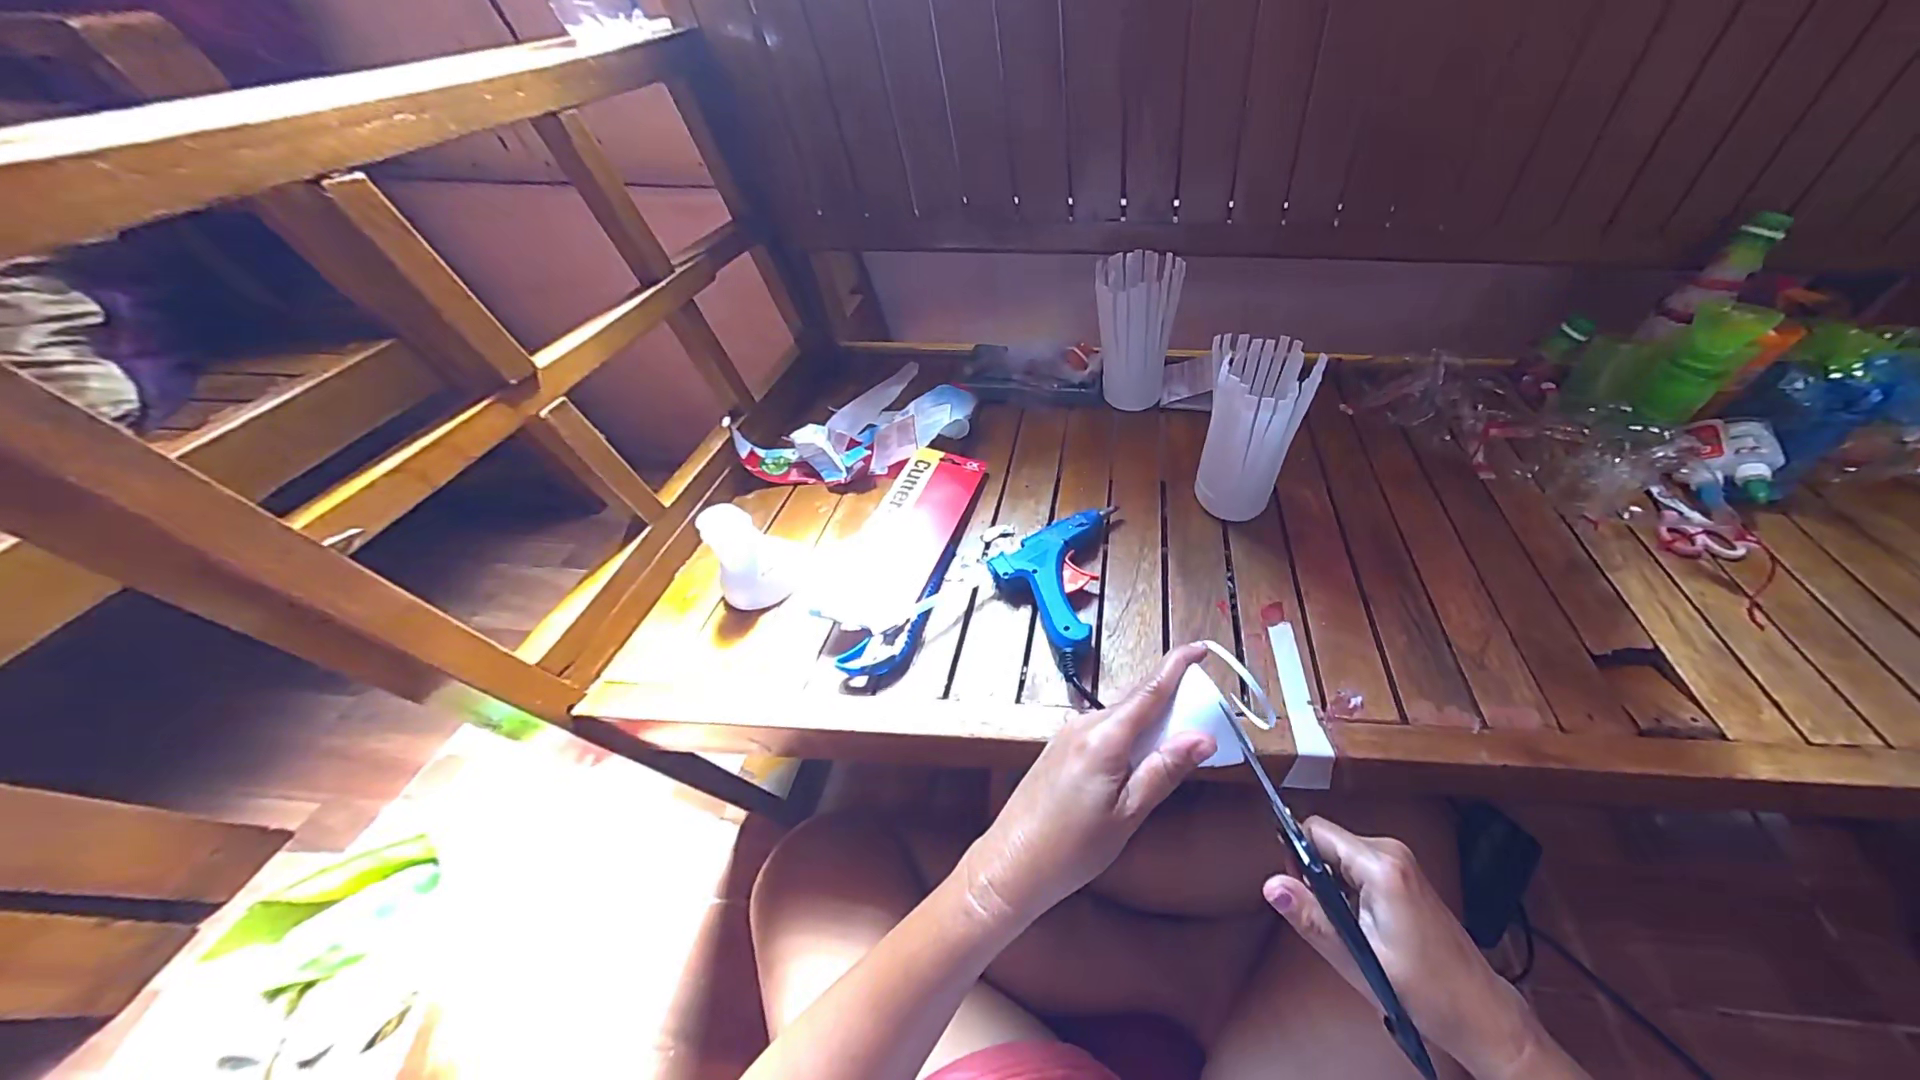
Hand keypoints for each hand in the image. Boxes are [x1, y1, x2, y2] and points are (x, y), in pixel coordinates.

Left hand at [957, 644, 1216, 924]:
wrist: (1012, 862)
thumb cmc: (1072, 847)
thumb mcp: (1128, 813)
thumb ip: (1164, 770)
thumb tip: (1202, 737)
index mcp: (1103, 737)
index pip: (1150, 690)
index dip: (1178, 665)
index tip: (1202, 648)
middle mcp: (1083, 725)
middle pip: (1136, 699)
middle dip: (1172, 698)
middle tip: (1206, 714)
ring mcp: (1068, 734)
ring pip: (1120, 715)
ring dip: (1150, 720)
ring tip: (1178, 742)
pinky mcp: (1060, 747)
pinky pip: (1104, 728)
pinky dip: (1129, 733)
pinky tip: (1139, 757)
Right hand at [1264, 818, 1556, 1079]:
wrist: (1483, 1016)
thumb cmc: (1428, 993)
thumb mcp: (1357, 958)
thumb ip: (1310, 917)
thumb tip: (1272, 885)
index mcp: (1381, 866)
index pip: (1312, 830)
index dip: (1295, 856)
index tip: (1301, 891)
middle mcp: (1392, 853)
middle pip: (1323, 840)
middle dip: (1313, 874)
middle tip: (1328, 918)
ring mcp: (1400, 861)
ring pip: (1336, 852)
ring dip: (1330, 884)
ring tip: (1351, 926)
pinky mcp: (1403, 872)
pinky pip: (1354, 863)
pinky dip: (1347, 888)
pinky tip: (1364, 923)